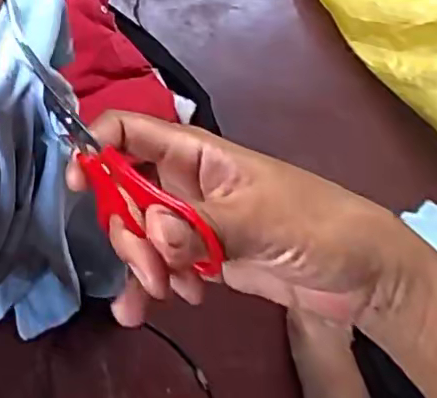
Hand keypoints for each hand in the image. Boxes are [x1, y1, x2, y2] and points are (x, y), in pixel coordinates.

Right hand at [66, 112, 426, 328]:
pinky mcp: (200, 256)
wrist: (360, 272)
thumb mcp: (258, 218)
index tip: (77, 180)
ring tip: (168, 292)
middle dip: (126, 227)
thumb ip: (201, 226)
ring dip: (141, 263)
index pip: (129, 131)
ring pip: (139, 230)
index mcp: (192, 151)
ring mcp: (190, 219)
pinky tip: (165, 305)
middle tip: (151, 266)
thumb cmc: (311, 219)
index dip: (96, 145)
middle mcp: (182, 180)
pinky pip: (159, 265)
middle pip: (124, 189)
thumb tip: (153, 232)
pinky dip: (153, 286)